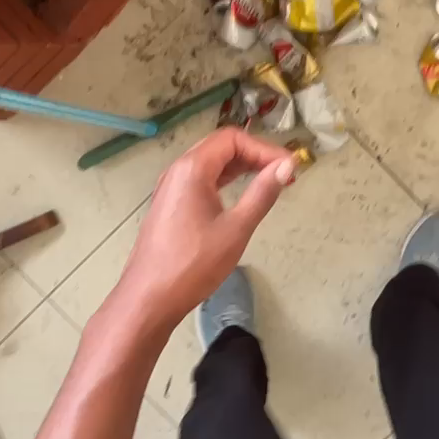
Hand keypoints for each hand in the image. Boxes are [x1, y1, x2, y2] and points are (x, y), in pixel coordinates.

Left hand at [100, 128, 295, 343]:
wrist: (149, 299)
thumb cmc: (194, 264)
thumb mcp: (236, 229)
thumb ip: (262, 193)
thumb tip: (287, 166)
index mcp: (192, 169)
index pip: (232, 139)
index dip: (265, 148)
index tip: (289, 167)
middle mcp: (178, 171)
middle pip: (221, 146)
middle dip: (255, 154)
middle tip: (283, 174)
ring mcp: (171, 187)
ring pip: (211, 163)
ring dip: (241, 167)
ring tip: (269, 182)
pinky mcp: (170, 204)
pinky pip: (201, 179)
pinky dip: (225, 180)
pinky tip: (241, 195)